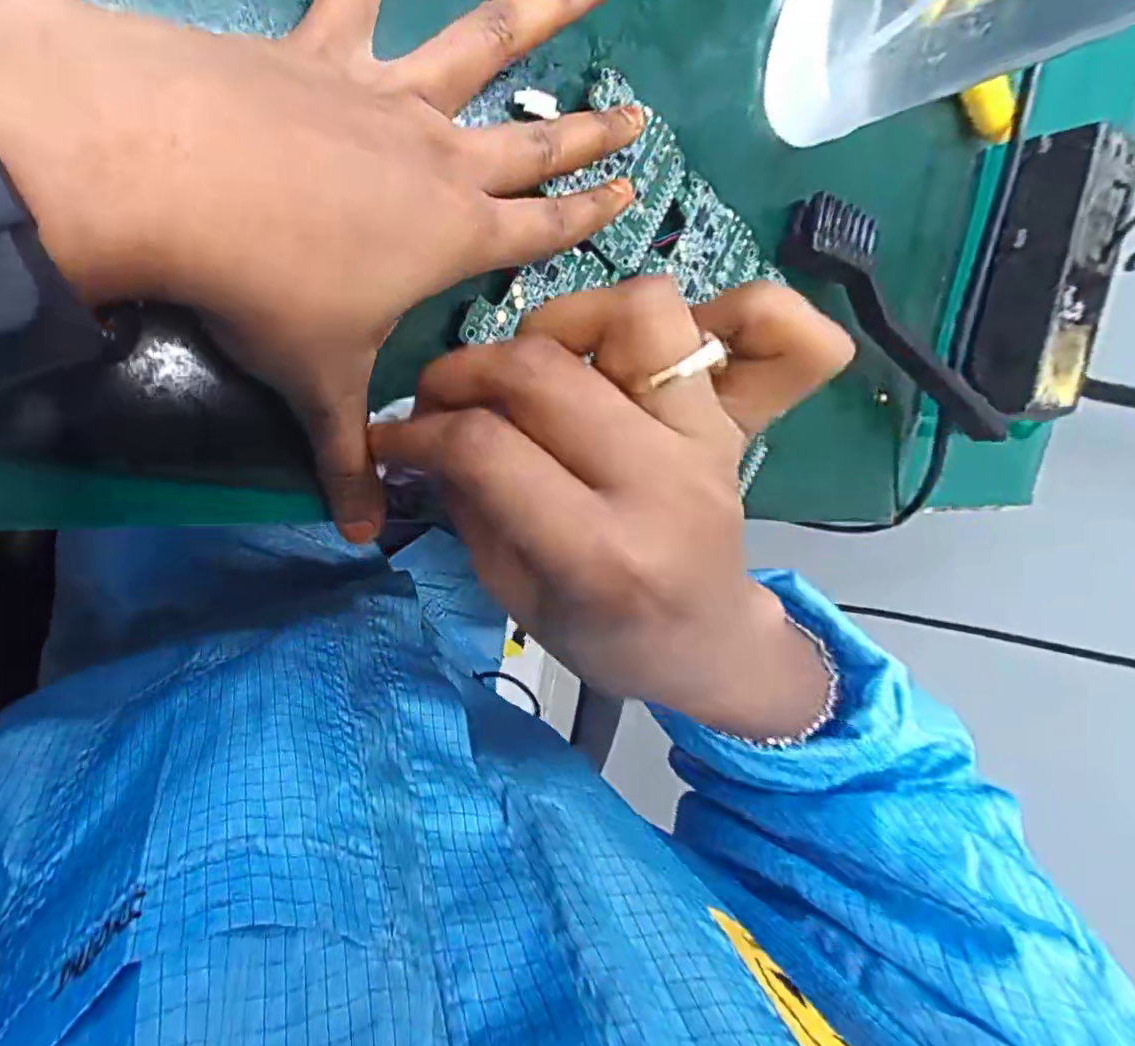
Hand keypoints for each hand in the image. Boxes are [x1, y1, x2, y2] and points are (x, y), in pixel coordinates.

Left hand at [0, 0, 643, 540]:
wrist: (190, 188)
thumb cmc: (272, 295)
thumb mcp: (316, 389)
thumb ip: (345, 463)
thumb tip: (358, 537)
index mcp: (448, 236)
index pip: (537, 231)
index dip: (584, 216)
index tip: (630, 189)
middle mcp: (433, 157)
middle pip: (527, 145)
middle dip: (583, 134)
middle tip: (633, 109)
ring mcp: (381, 97)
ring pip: (474, 45)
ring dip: (532, 15)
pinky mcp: (317, 53)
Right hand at [369, 278, 854, 738]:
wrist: (706, 645)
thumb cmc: (598, 637)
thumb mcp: (509, 592)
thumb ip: (469, 505)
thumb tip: (425, 435)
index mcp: (596, 552)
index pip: (484, 449)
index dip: (416, 434)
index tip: (387, 443)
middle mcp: (658, 480)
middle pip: (539, 372)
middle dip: (459, 373)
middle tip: (433, 400)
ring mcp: (706, 437)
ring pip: (636, 313)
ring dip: (553, 324)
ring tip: (523, 364)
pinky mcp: (729, 415)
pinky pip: (747, 313)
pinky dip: (669, 312)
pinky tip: (605, 350)